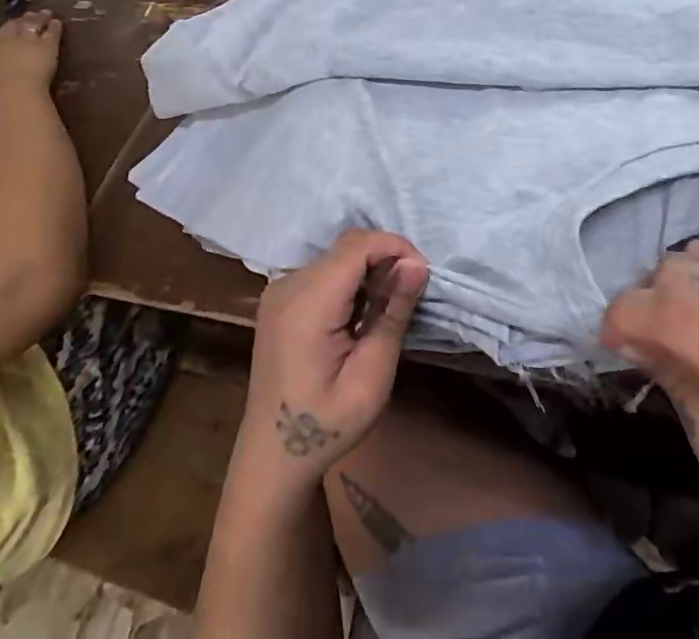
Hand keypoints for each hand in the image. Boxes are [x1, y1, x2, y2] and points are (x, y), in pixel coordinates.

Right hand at [0, 11, 62, 104]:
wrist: (12, 91)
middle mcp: (3, 42)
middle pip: (9, 28)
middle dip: (15, 23)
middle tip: (22, 17)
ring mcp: (26, 41)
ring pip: (31, 25)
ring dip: (37, 19)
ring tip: (43, 13)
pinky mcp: (46, 46)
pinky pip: (51, 33)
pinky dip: (54, 27)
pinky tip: (57, 22)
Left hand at [240, 230, 429, 490]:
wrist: (274, 452)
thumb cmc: (328, 422)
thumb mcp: (372, 374)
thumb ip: (393, 312)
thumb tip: (417, 264)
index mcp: (307, 303)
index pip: (357, 246)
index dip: (396, 247)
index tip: (424, 275)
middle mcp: (287, 285)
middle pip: (345, 246)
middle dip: (385, 257)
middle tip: (411, 294)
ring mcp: (278, 290)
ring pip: (335, 256)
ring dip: (368, 269)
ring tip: (387, 308)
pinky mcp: (279, 299)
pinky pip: (321, 272)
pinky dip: (348, 280)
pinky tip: (360, 314)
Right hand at [601, 241, 698, 529]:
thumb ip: (678, 392)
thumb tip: (631, 337)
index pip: (670, 319)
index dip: (622, 323)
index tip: (616, 345)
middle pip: (672, 276)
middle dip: (642, 303)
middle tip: (649, 339)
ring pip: (688, 257)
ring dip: (667, 287)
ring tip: (680, 323)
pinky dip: (695, 273)